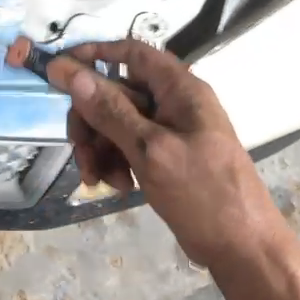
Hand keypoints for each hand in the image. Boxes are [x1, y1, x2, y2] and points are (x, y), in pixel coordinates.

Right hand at [30, 38, 288, 271]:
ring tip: (98, 179)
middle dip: (90, 120)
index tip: (58, 70)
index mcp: (180, 89)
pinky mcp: (163, 157)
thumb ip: (110, 110)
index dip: (94, 54)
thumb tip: (69, 71)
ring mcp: (168, 132)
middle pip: (114, 93)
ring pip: (115, 123)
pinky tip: (117, 186)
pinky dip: (113, 163)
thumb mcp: (150, 150)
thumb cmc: (204, 193)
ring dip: (99, 148)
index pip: (131, 52)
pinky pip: (126, 148)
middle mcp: (173, 103)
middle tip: (79, 149)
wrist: (242, 247)